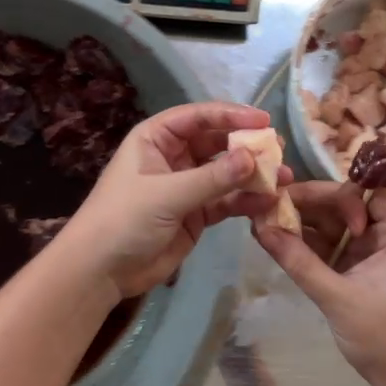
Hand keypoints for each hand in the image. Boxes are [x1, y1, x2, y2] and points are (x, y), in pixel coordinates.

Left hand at [58, 102, 287, 299]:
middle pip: (216, 142)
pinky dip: (246, 200)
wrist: (100, 271)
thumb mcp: (166, 195)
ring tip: (284, 176)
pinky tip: (269, 202)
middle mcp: (173, 157)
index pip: (198, 117)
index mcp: (156, 138)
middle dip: (246, 145)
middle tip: (279, 148)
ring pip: (226, 172)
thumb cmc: (123, 219)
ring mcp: (186, 186)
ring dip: (253, 174)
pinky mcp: (196, 215)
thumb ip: (211, 178)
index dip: (230, 115)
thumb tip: (252, 158)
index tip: (263, 121)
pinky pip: (226, 201)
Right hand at [253, 185, 385, 385]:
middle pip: (345, 201)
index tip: (302, 201)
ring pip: (333, 221)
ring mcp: (369, 250)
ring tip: (262, 217)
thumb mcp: (338, 299)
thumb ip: (300, 262)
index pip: (372, 189)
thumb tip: (260, 227)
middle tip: (268, 204)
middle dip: (308, 203)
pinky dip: (305, 241)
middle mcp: (385, 234)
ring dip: (301, 220)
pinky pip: (329, 243)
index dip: (339, 190)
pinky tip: (274, 237)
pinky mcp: (355, 266)